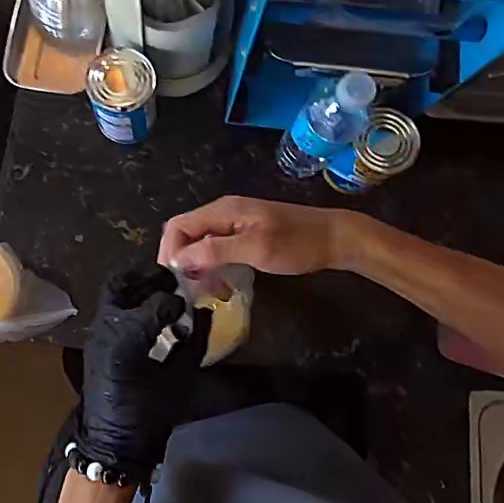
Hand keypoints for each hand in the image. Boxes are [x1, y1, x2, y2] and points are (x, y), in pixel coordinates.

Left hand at [77, 265, 211, 484]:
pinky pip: (112, 308)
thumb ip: (195, 340)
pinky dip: (131, 303)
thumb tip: (204, 311)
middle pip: (123, 281)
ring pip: (114, 292)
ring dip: (138, 287)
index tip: (190, 309)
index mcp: (128, 338)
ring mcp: (97, 333)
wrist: (112, 447)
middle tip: (172, 284)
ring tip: (163, 296)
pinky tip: (151, 316)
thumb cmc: (149, 416)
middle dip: (150, 277)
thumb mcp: (180, 377)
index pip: (158, 301)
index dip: (178, 302)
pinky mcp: (96, 341)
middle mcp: (107, 327)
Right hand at [158, 196, 362, 275]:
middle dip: (183, 261)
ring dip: (199, 267)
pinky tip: (224, 284)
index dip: (170, 252)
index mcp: (224, 210)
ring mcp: (236, 222)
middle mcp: (225, 212)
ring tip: (210, 292)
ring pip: (202, 242)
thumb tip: (179, 258)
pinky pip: (218, 248)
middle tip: (192, 290)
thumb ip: (216, 251)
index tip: (175, 282)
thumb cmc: (298, 243)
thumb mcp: (256, 249)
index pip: (179, 226)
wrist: (333, 238)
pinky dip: (215, 266)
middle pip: (187, 233)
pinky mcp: (246, 233)